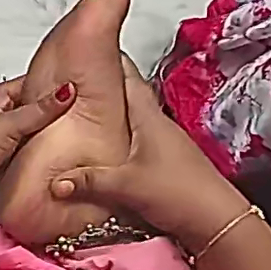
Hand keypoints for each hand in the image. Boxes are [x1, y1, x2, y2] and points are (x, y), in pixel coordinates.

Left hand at [0, 77, 75, 205]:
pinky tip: (67, 162)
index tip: (79, 83)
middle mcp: (0, 123)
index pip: (28, 85)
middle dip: (57, 116)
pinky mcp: (10, 173)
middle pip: (35, 115)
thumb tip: (67, 89)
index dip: (51, 83)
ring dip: (53, 143)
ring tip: (86, 137)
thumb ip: (40, 109)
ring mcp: (6, 149)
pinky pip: (35, 164)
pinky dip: (47, 163)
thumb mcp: (8, 123)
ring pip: (37, 141)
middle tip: (89, 112)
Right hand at [49, 57, 250, 249]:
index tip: (87, 47)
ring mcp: (164, 141)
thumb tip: (53, 182)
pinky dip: (117, 133)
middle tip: (76, 79)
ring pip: (130, 117)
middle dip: (103, 85)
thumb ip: (88, 181)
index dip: (108, 60)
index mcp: (148, 118)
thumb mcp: (126, 186)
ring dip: (110, 111)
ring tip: (83, 110)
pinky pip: (134, 136)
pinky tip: (104, 144)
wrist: (217, 222)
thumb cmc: (177, 193)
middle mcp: (157, 124)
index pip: (126, 78)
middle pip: (127, 95)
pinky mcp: (165, 159)